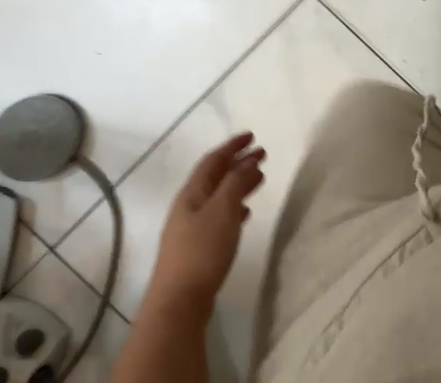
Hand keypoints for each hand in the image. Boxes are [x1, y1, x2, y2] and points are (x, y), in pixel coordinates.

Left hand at [145, 133, 265, 307]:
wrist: (179, 304)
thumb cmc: (202, 252)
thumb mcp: (222, 211)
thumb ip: (236, 183)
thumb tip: (249, 161)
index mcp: (191, 195)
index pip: (212, 161)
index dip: (231, 146)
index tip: (252, 136)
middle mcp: (188, 208)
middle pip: (214, 178)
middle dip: (237, 164)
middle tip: (262, 155)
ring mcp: (190, 229)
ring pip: (218, 197)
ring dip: (237, 185)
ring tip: (259, 180)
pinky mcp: (197, 248)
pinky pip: (218, 216)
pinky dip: (233, 207)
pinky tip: (245, 213)